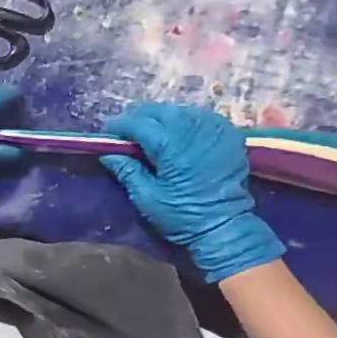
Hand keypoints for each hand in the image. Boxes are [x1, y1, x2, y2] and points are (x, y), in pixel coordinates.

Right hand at [100, 101, 283, 281]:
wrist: (226, 228)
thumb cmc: (181, 216)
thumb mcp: (145, 197)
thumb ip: (127, 170)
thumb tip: (108, 152)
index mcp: (171, 148)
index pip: (138, 123)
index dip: (119, 125)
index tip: (107, 132)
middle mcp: (193, 132)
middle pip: (159, 110)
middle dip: (139, 117)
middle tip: (127, 132)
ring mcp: (214, 130)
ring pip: (180, 109)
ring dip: (161, 116)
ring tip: (151, 130)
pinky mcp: (228, 135)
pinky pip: (201, 115)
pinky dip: (185, 118)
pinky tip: (178, 131)